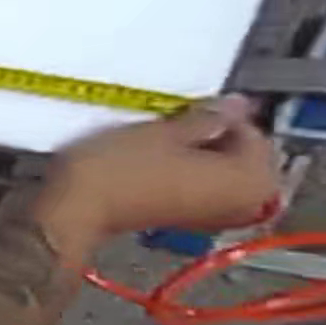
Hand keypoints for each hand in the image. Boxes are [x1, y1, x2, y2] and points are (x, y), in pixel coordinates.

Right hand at [32, 95, 279, 255]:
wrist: (71, 210)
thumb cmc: (116, 170)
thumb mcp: (157, 133)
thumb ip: (203, 118)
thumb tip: (235, 105)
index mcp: (255, 179)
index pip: (249, 132)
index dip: (212, 115)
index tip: (178, 109)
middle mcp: (246, 202)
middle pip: (230, 155)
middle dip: (200, 138)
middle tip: (159, 127)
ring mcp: (211, 215)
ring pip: (207, 170)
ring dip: (183, 155)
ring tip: (145, 144)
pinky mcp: (178, 219)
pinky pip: (188, 186)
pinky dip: (171, 172)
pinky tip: (140, 165)